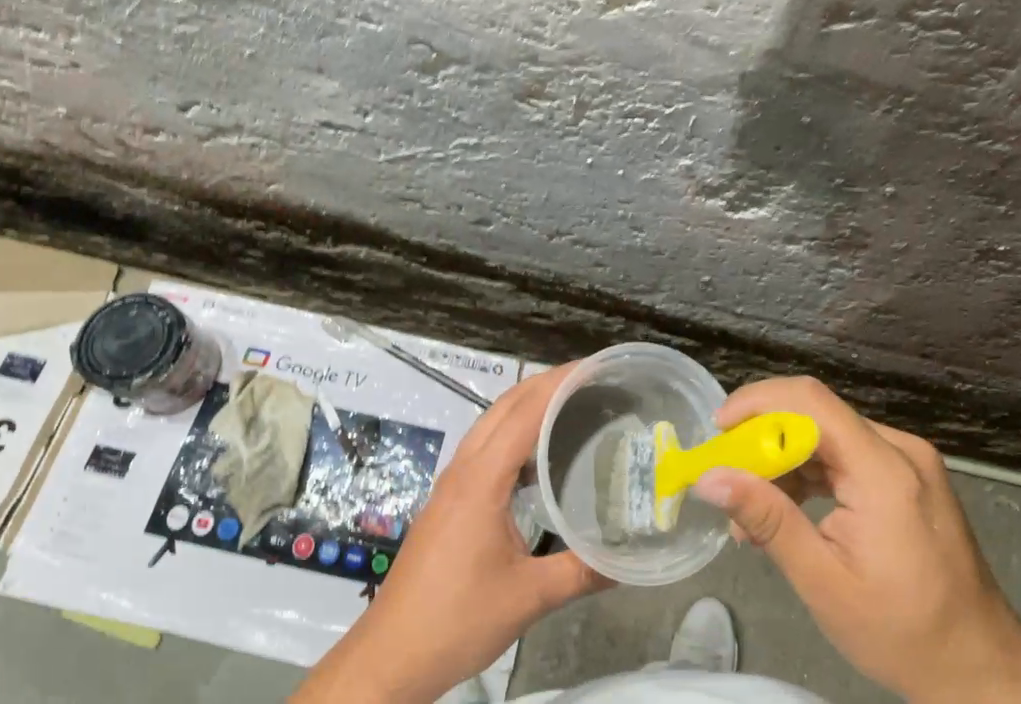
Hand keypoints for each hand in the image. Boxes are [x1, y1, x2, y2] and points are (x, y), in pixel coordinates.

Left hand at [293, 363, 606, 703]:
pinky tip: (539, 459)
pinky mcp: (448, 503)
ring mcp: (451, 485)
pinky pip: (484, 449)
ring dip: (526, 406)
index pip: (524, 413)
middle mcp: (463, 470)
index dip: (559, 384)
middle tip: (592, 379)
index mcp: (480, 480)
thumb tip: (627, 561)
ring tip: (571, 405)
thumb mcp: (529, 598)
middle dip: (545, 383)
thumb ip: (581, 573)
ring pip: (490, 425)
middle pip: (504, 406)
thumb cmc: (458, 620)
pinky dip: (513, 435)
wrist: (393, 653)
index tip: (596, 367)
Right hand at [692, 377, 1020, 703]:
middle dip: (762, 439)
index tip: (716, 430)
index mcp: (884, 470)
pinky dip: (811, 475)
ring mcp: (908, 462)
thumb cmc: (903, 631)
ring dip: (784, 461)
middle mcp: (900, 450)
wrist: (981, 665)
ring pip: (828, 435)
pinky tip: (786, 512)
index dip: (757, 403)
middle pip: (816, 416)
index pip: (810, 401)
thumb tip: (709, 478)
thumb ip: (768, 520)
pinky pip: (847, 456)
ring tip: (750, 513)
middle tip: (725, 479)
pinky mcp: (908, 478)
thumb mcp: (824, 582)